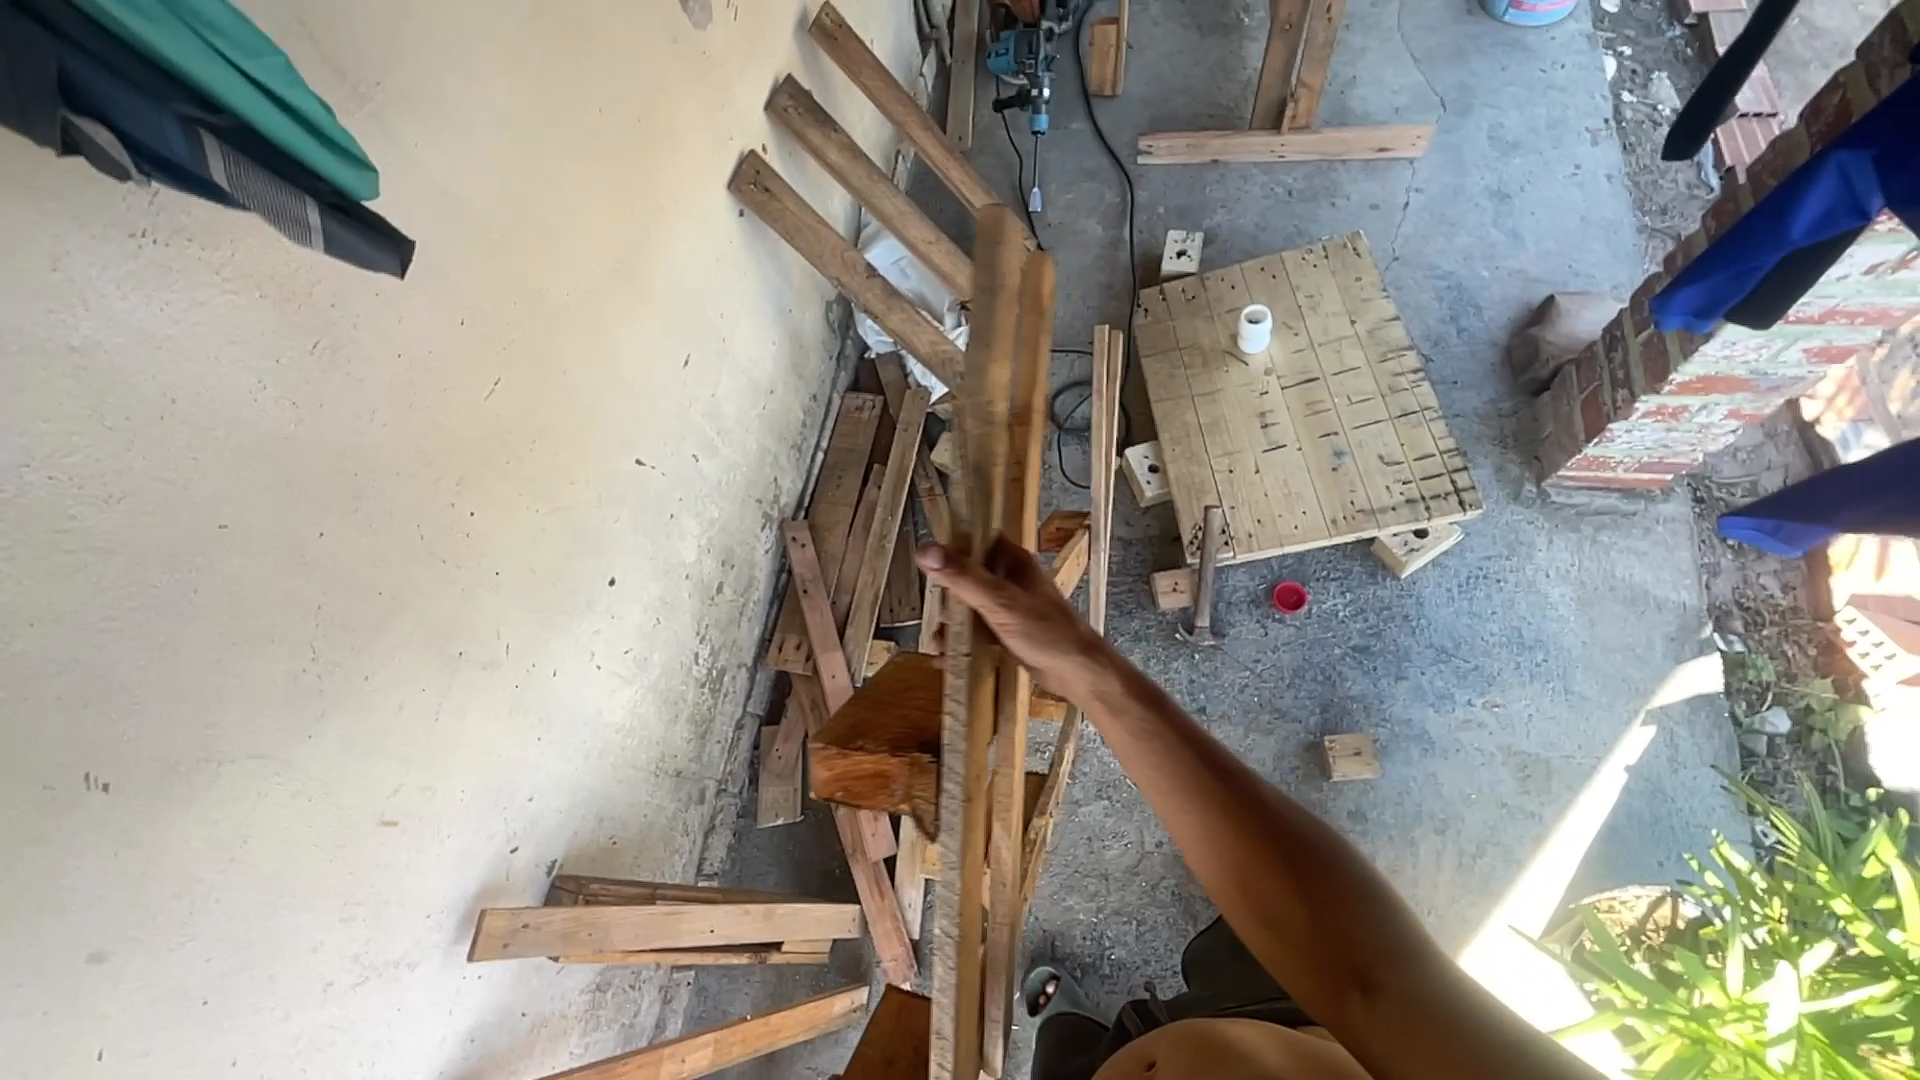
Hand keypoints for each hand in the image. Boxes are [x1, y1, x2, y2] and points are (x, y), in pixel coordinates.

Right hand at [915, 537, 1110, 695]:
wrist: (1077, 672)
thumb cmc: (1044, 630)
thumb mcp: (999, 601)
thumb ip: (962, 576)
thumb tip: (924, 550)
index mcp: (1012, 560)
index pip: (975, 542)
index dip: (950, 550)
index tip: (925, 567)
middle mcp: (1011, 579)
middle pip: (968, 577)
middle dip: (946, 599)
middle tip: (934, 619)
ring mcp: (1011, 606)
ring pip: (971, 607)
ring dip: (952, 625)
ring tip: (937, 646)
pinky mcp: (1010, 631)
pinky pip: (979, 630)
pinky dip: (963, 641)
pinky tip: (947, 659)